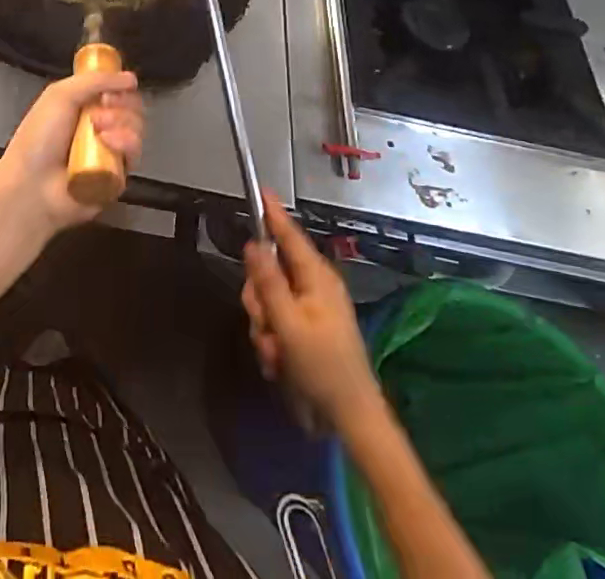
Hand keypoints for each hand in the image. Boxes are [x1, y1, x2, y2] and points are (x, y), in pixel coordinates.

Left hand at [0, 70, 142, 240]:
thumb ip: (95, 80)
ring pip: (137, 130)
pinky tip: (109, 143)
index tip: (114, 89)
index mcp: (83, 109)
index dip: (121, 87)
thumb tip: (130, 78)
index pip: (117, 93)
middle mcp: (99, 130)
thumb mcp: (60, 95)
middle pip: (132, 110)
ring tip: (99, 128)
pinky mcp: (118, 177)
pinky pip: (135, 155)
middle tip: (103, 108)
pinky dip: (126, 144)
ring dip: (122, 122)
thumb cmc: (37, 139)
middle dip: (122, 104)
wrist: (31, 185)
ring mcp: (109, 154)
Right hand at [242, 192, 379, 422]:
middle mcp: (314, 286)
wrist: (350, 415)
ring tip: (277, 354)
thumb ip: (268, 282)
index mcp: (315, 278)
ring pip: (267, 300)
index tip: (260, 190)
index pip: (289, 235)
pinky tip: (280, 363)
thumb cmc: (322, 367)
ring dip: (264, 326)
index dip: (272, 213)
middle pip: (268, 272)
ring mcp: (312, 308)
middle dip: (258, 300)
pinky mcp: (308, 327)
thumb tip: (253, 243)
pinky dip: (272, 340)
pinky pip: (276, 321)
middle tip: (264, 325)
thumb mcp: (288, 324)